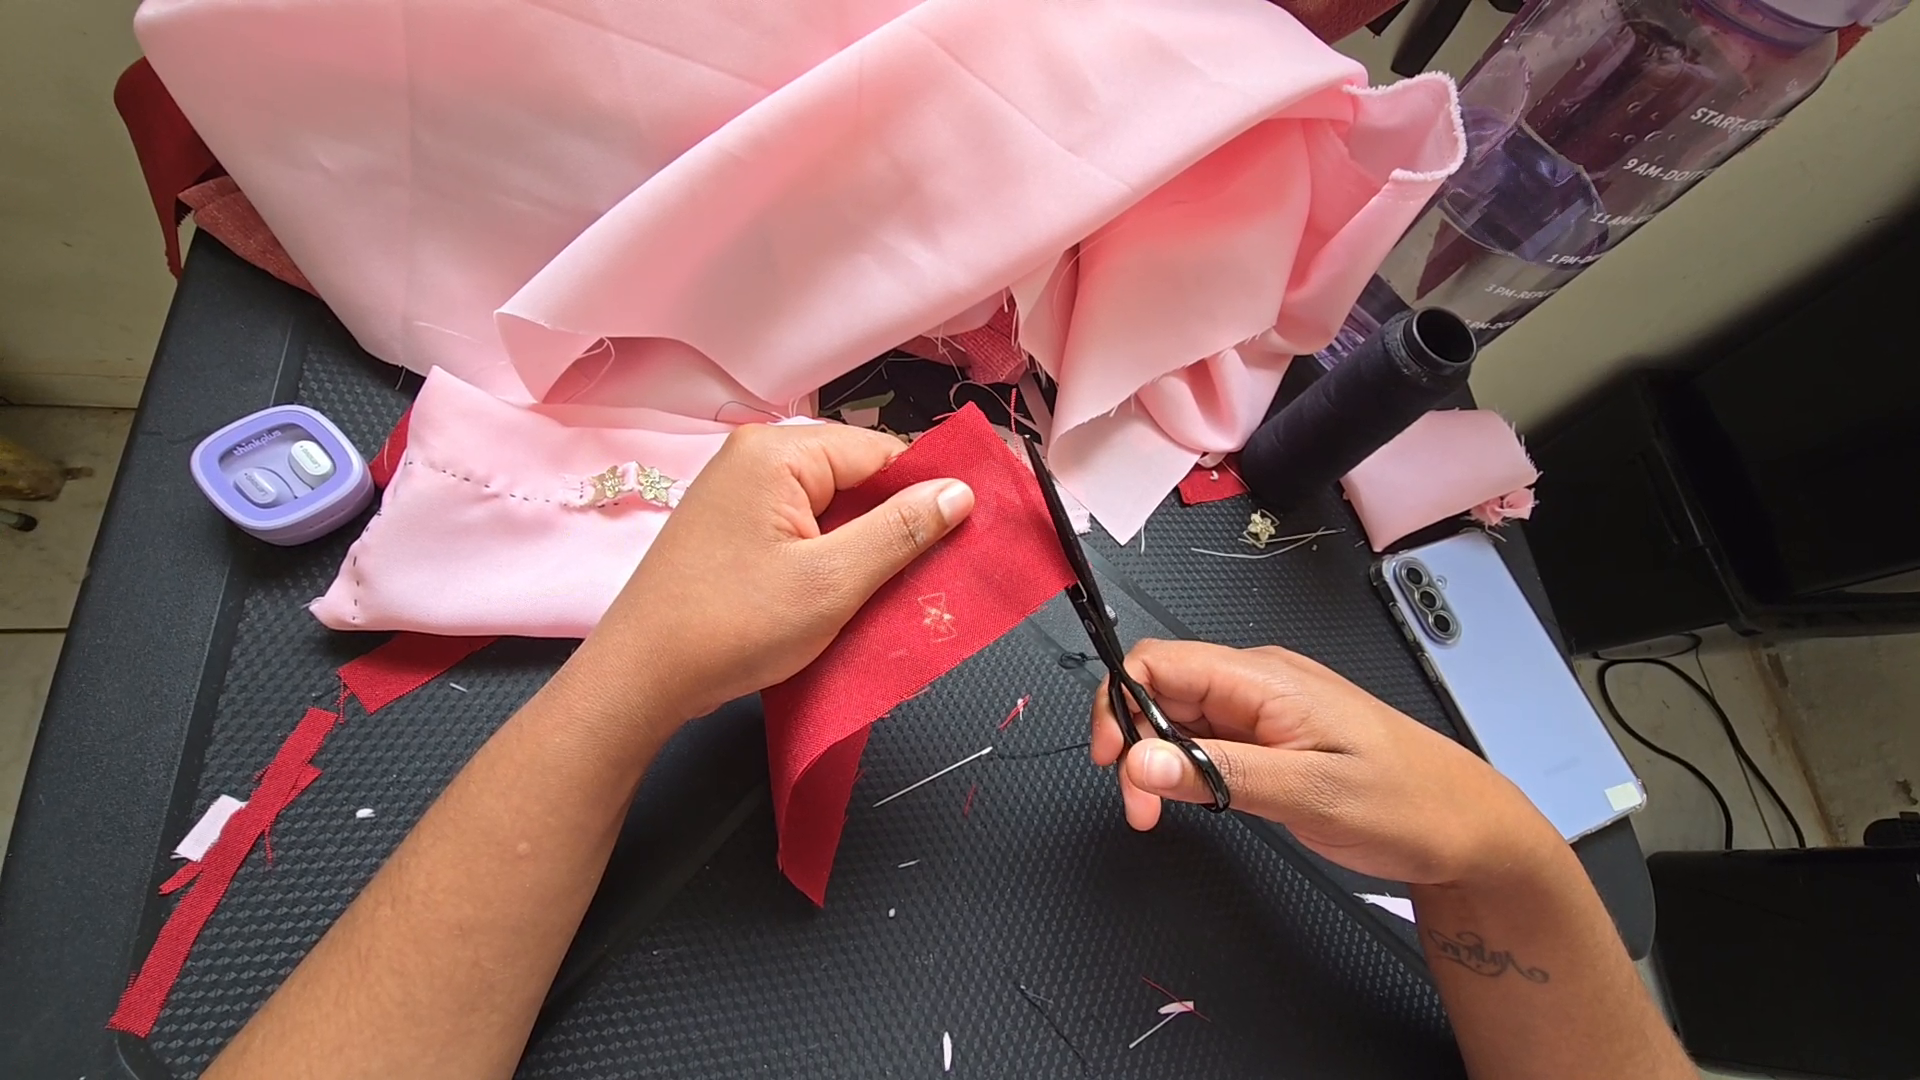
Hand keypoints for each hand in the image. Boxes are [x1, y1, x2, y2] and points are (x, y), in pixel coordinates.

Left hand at [566, 421, 973, 730]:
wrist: (640, 681)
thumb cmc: (735, 626)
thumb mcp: (833, 580)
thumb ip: (902, 529)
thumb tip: (961, 491)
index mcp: (777, 452)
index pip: (880, 452)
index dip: (926, 491)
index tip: (966, 533)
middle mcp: (756, 458)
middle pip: (855, 477)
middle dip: (896, 522)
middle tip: (935, 569)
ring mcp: (741, 493)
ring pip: (833, 506)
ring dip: (866, 544)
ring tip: (897, 585)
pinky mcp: (735, 527)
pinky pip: (805, 527)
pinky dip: (834, 555)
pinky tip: (852, 588)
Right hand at [1091, 640, 1558, 886]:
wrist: (1471, 829)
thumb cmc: (1408, 804)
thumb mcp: (1309, 793)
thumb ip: (1217, 774)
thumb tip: (1138, 760)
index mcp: (1262, 677)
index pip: (1159, 662)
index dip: (1120, 703)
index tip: (1113, 760)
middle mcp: (1254, 682)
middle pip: (1160, 690)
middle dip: (1134, 742)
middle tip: (1141, 803)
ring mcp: (1260, 708)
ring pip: (1177, 717)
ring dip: (1157, 760)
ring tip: (1164, 809)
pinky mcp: (1265, 734)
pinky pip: (1204, 738)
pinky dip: (1185, 767)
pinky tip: (1198, 796)